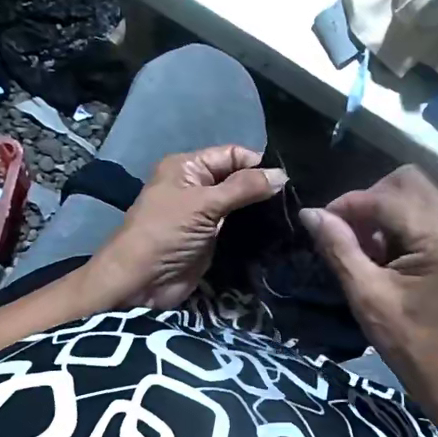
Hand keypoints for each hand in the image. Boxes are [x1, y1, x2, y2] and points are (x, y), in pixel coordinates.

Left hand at [82, 146, 285, 308]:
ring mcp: (204, 213)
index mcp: (188, 167)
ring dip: (262, 208)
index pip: (232, 155)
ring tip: (293, 212)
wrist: (140, 282)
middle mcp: (197, 186)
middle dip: (264, 186)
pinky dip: (256, 227)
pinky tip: (280, 228)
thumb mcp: (203, 205)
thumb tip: (282, 174)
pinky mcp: (212, 237)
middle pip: (238, 178)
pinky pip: (238, 226)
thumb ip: (243, 188)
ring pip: (241, 203)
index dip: (258, 163)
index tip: (289, 178)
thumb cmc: (166, 234)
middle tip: (296, 197)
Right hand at [299, 165, 437, 402]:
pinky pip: (421, 205)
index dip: (349, 204)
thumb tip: (309, 213)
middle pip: (406, 180)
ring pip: (413, 189)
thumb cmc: (404, 337)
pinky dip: (395, 216)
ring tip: (363, 242)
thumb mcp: (364, 293)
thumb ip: (338, 247)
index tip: (322, 222)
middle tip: (346, 231)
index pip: (387, 198)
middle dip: (368, 199)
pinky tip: (381, 246)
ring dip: (381, 207)